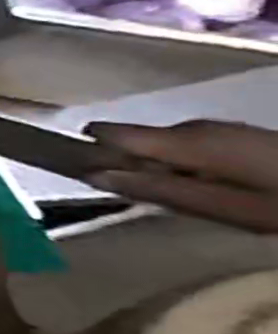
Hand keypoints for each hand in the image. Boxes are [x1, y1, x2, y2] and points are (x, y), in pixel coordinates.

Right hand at [84, 119, 277, 232]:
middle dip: (134, 167)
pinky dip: (189, 167)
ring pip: (164, 147)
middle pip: (136, 142)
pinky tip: (219, 189)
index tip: (93, 178)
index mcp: (182, 140)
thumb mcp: (223, 207)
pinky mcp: (243, 136)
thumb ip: (157, 190)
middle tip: (158, 200)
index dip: (90, 152)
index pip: (105, 133)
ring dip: (163, 170)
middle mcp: (193, 126)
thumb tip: (93, 176)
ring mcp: (222, 129)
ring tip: (193, 199)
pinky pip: (192, 148)